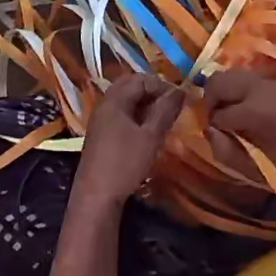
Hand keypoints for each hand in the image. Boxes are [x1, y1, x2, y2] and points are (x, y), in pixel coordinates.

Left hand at [71, 73, 185, 212]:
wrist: (96, 195)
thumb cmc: (125, 163)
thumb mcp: (150, 136)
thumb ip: (165, 111)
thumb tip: (179, 91)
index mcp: (114, 101)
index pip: (139, 79)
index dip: (161, 85)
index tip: (180, 100)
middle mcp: (104, 105)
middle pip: (129, 87)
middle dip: (152, 92)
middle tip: (171, 106)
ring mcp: (100, 120)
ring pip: (125, 102)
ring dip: (145, 105)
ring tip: (163, 119)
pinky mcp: (100, 135)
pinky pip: (120, 115)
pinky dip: (136, 116)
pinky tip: (148, 132)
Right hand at [203, 69, 275, 188]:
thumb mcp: (259, 170)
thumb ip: (227, 152)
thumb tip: (208, 132)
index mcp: (256, 113)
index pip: (217, 114)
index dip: (214, 128)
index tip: (220, 140)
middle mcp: (260, 89)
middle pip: (217, 81)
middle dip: (210, 101)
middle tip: (217, 122)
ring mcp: (270, 82)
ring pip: (230, 75)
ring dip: (223, 93)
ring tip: (229, 115)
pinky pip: (246, 79)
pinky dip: (237, 90)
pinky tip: (246, 110)